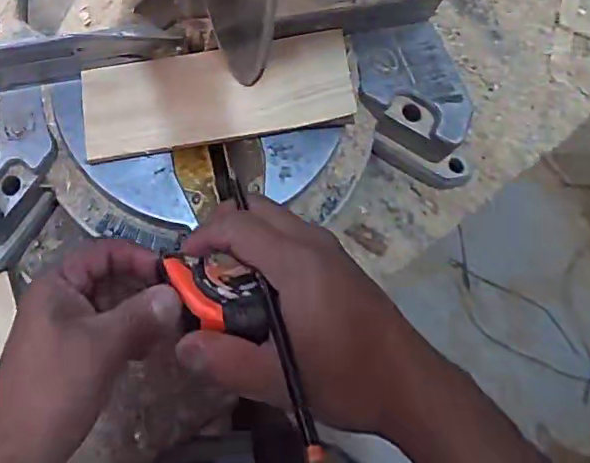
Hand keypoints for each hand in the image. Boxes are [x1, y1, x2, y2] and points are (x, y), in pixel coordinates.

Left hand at [0, 240, 181, 462]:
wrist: (14, 458)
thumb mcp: (102, 346)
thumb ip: (141, 314)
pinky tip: (148, 350)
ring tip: (167, 329)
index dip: (137, 257)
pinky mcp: (72, 354)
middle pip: (110, 277)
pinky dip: (129, 335)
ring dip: (140, 314)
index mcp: (57, 284)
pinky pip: (107, 330)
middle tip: (176, 302)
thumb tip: (175, 294)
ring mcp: (65, 328)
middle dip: (143, 288)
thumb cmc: (54, 389)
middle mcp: (60, 299)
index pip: (104, 252)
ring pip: (111, 306)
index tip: (169, 273)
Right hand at [172, 197, 445, 438]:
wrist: (407, 379)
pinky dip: (266, 242)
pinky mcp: (337, 259)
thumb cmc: (345, 376)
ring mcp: (328, 246)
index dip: (205, 235)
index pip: (240, 225)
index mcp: (297, 261)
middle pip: (257, 208)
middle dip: (223, 225)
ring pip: (276, 217)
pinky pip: (291, 232)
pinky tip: (262, 285)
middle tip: (201, 264)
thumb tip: (182, 345)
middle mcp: (312, 241)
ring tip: (225, 277)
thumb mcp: (280, 381)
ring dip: (246, 233)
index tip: (181, 261)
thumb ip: (227, 363)